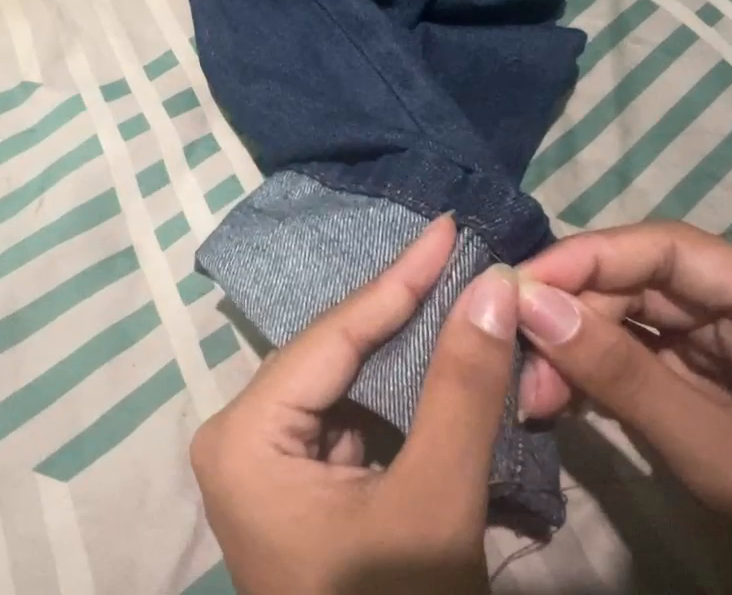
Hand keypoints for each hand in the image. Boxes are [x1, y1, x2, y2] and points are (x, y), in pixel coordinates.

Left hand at [190, 215, 514, 594]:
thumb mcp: (435, 502)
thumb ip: (461, 390)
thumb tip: (492, 288)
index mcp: (244, 435)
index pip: (331, 337)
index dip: (398, 280)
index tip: (446, 228)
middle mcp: (239, 436)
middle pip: (334, 357)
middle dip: (403, 313)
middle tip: (462, 260)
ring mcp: (265, 462)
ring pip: (344, 386)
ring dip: (406, 352)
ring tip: (460, 298)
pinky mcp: (294, 485)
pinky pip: (349, 420)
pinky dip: (398, 398)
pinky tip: (440, 362)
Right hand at [512, 221, 731, 593]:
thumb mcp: (727, 462)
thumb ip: (627, 378)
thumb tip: (526, 302)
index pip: (675, 252)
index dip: (590, 257)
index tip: (517, 284)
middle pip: (649, 288)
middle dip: (578, 318)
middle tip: (518, 358)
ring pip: (637, 328)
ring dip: (578, 352)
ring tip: (533, 393)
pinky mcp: (715, 406)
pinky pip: (641, 371)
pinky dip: (594, 381)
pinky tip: (556, 399)